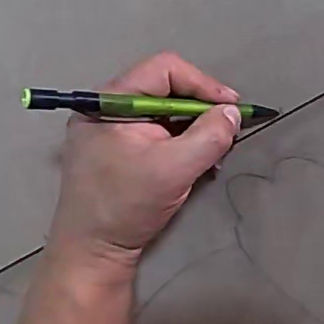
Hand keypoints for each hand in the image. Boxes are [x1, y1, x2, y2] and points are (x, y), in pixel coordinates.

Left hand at [47, 51, 241, 265]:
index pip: (164, 70)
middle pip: (165, 89)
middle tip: (226, 131)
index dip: (203, 84)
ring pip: (163, 112)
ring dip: (194, 129)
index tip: (230, 108)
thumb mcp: (175, 169)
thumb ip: (210, 136)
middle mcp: (107, 109)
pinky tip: (197, 164)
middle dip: (201, 109)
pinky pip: (156, 132)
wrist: (91, 253)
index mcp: (110, 102)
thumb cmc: (126, 206)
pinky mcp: (117, 151)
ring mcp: (110, 130)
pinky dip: (181, 143)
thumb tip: (232, 113)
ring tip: (214, 153)